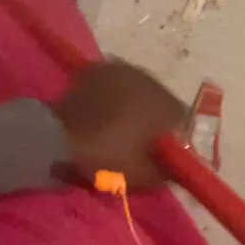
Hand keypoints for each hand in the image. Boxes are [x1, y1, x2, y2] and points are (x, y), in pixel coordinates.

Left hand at [52, 59, 186, 189]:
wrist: (60, 137)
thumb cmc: (108, 156)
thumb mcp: (145, 176)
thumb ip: (169, 171)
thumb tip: (176, 166)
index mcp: (164, 103)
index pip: (184, 120)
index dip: (177, 138)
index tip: (166, 153)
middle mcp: (148, 79)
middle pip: (161, 101)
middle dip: (155, 119)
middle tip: (142, 141)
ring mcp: (121, 69)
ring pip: (139, 89)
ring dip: (135, 104)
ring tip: (120, 125)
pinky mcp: (98, 68)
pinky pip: (116, 82)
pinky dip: (114, 94)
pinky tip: (104, 110)